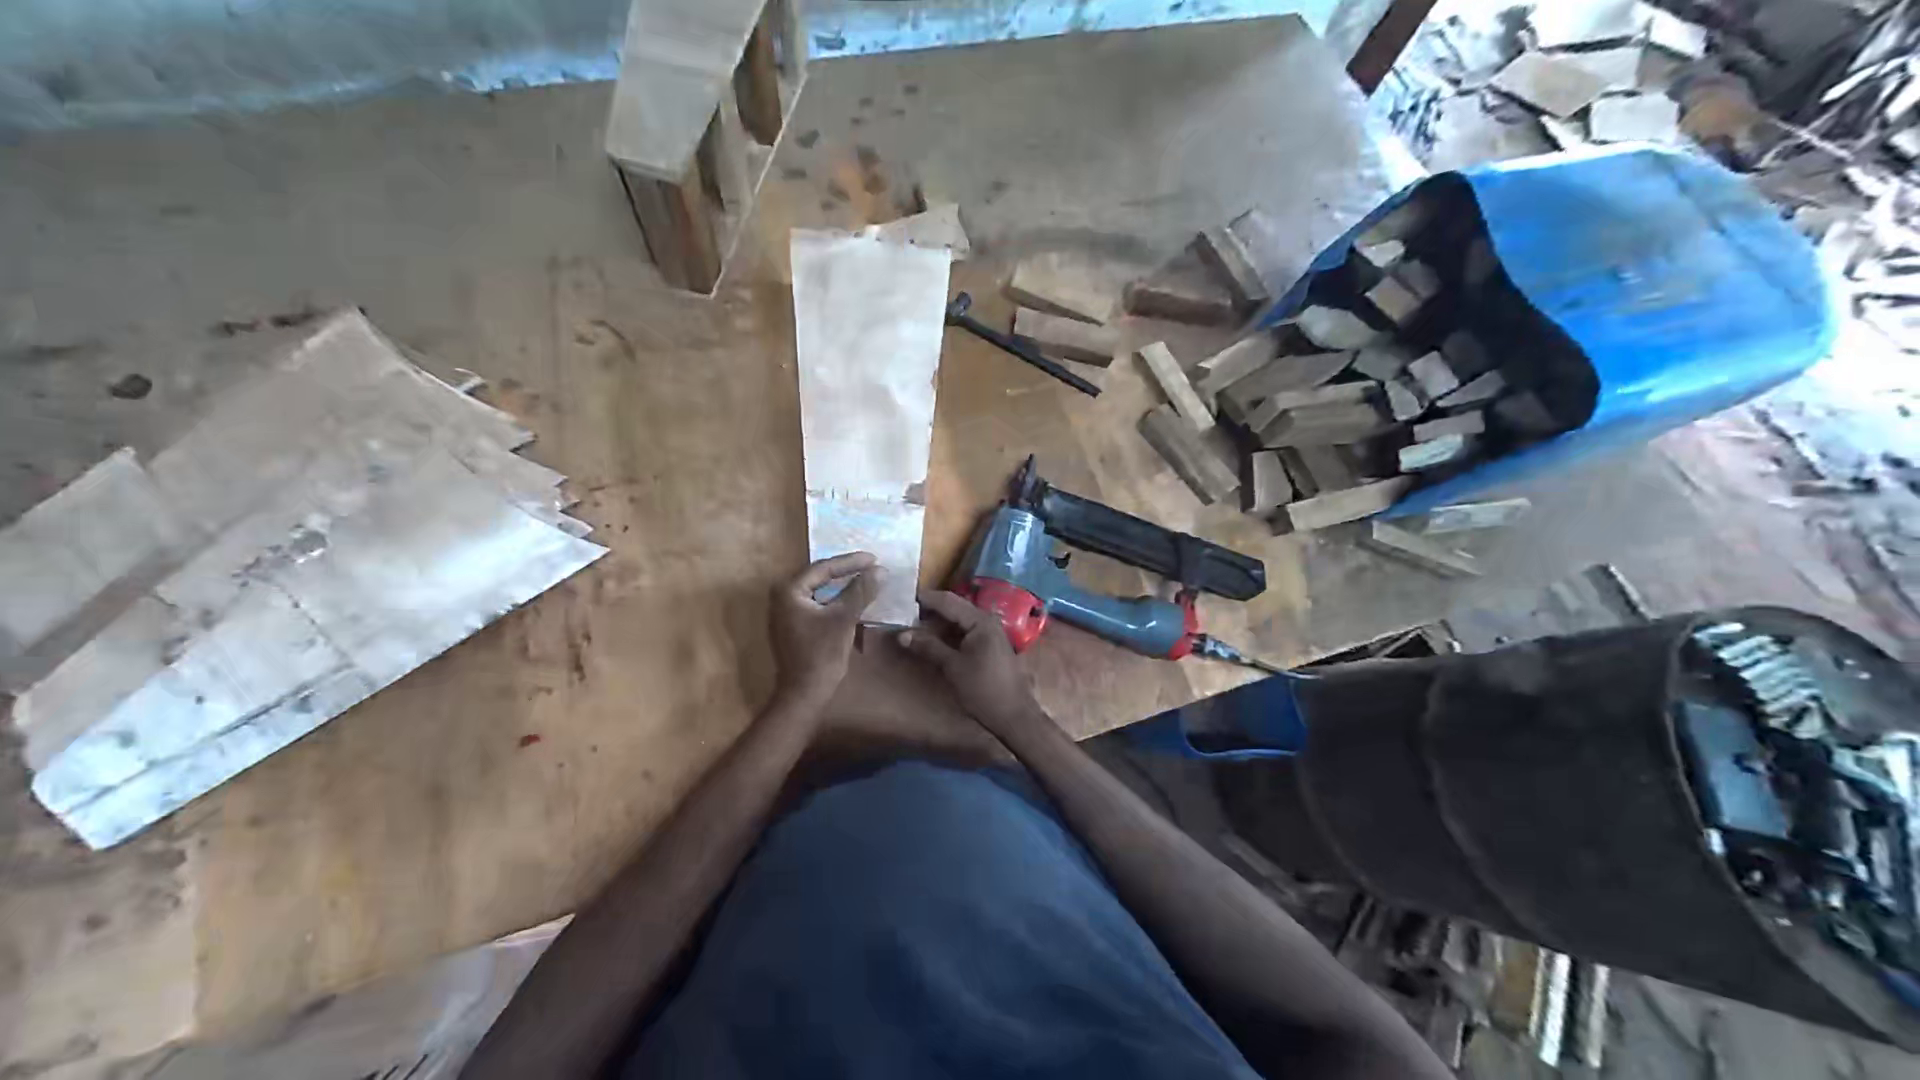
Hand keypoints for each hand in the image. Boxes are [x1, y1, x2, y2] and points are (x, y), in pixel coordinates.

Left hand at [771, 552, 880, 707]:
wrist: (805, 692)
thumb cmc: (821, 654)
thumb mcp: (844, 618)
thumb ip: (861, 591)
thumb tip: (881, 570)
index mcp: (789, 591)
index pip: (823, 568)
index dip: (851, 562)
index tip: (874, 558)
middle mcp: (782, 596)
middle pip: (819, 576)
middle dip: (846, 570)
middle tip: (871, 565)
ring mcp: (785, 611)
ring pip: (819, 589)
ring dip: (842, 584)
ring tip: (865, 577)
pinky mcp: (793, 623)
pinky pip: (817, 602)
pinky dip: (834, 599)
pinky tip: (852, 598)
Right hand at [899, 589, 1046, 737]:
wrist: (1013, 715)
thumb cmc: (983, 689)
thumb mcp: (953, 667)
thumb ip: (928, 647)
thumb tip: (902, 635)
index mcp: (980, 621)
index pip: (948, 601)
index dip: (925, 599)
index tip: (901, 599)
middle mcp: (987, 621)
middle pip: (954, 607)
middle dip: (930, 609)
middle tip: (904, 612)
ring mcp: (990, 633)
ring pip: (960, 619)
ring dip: (939, 622)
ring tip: (914, 625)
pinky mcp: (989, 645)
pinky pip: (966, 631)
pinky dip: (949, 632)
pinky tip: (934, 639)